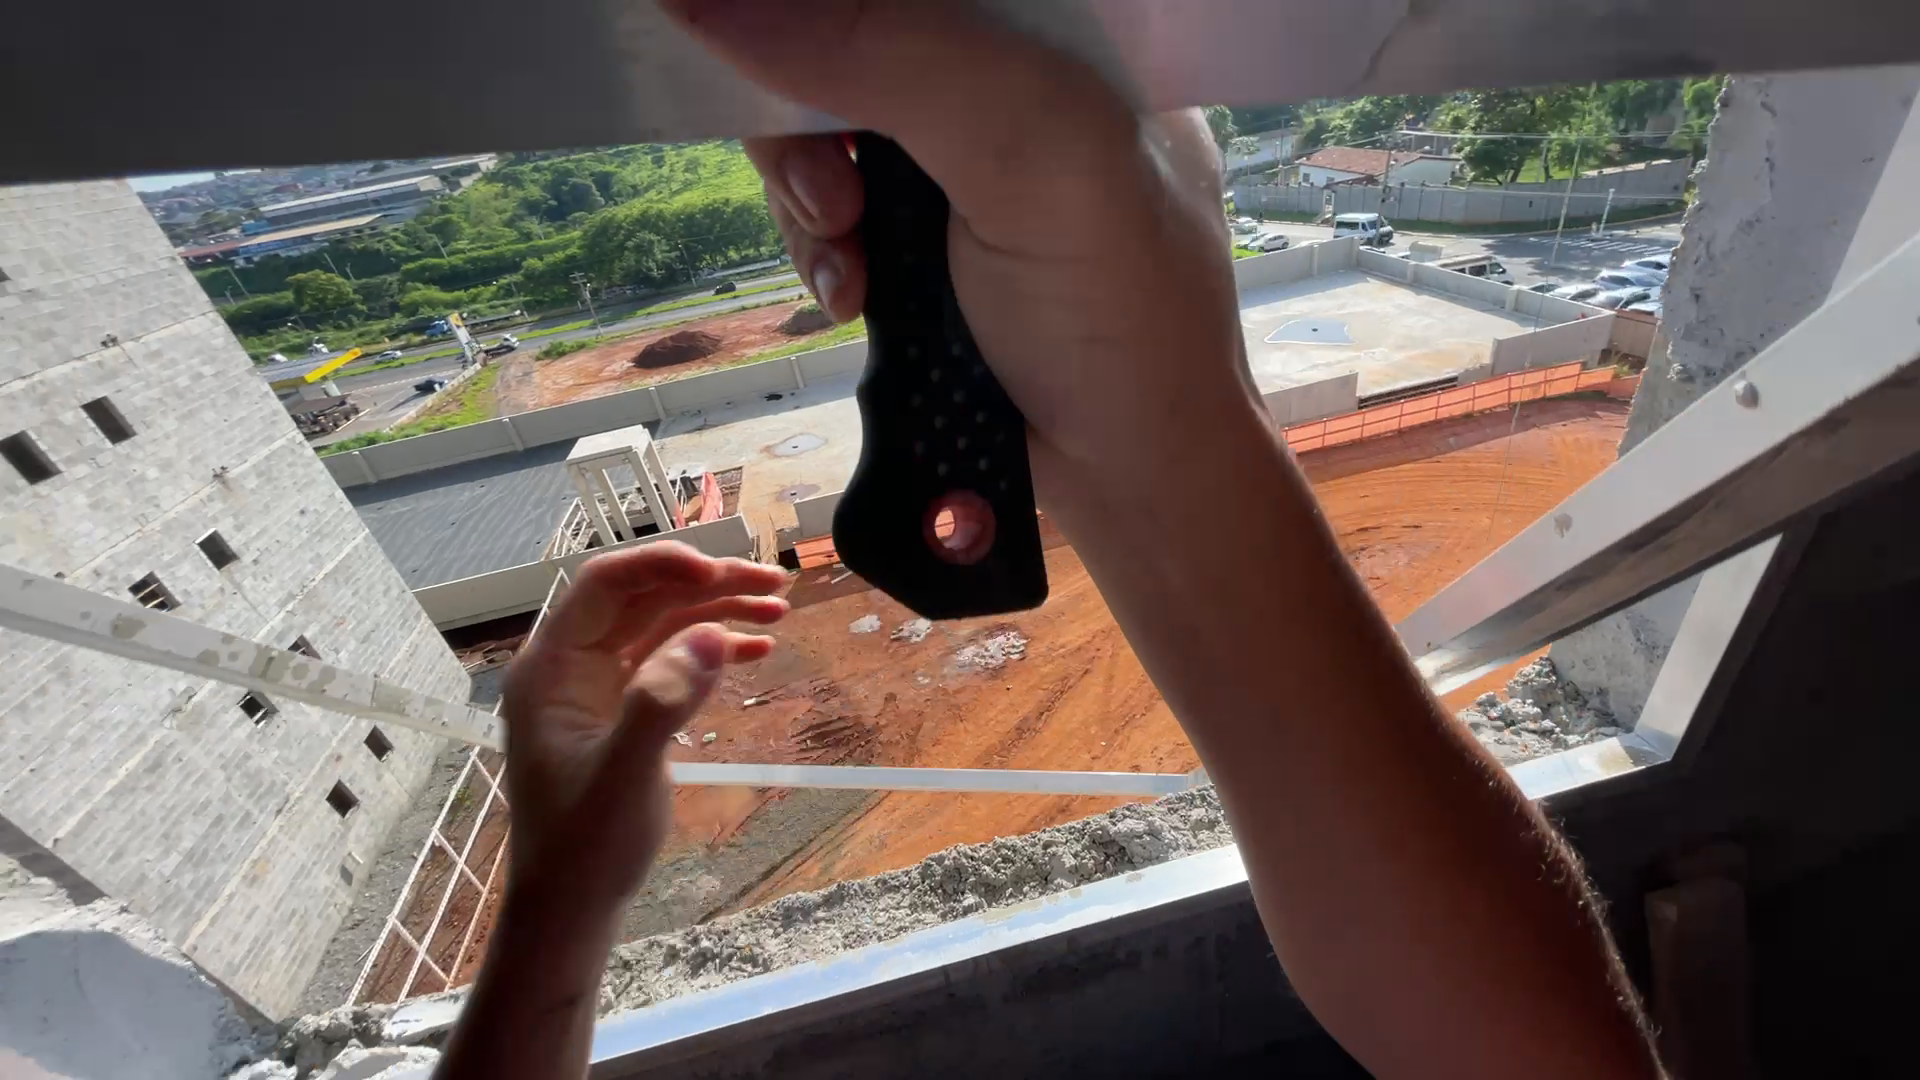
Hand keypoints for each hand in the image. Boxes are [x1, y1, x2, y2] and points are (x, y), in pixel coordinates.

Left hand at [499, 543, 787, 916]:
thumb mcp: (623, 778)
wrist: (576, 904)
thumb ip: (662, 704)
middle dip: (710, 584)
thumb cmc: (585, 847)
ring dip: (722, 610)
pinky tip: (760, 648)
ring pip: (669, 622)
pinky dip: (719, 648)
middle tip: (774, 584)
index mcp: (553, 667)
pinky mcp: (632, 703)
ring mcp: (605, 683)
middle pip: (647, 597)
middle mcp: (577, 663)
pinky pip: (678, 657)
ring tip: (780, 608)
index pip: (604, 585)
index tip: (721, 570)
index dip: (662, 565)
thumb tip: (714, 635)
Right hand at [664, 0, 1263, 513]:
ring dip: (808, 210)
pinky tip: (849, 301)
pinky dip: (823, 258)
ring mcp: (959, 182)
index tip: (795, 69)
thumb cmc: (1113, 317)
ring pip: (829, 145)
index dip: (838, 20)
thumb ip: (886, 53)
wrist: (1123, 471)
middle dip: (811, 131)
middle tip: (838, 207)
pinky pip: (836, 222)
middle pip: (851, 57)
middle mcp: (1004, 95)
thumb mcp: (1027, 154)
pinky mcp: (925, 254)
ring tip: (852, 281)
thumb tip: (703, 1)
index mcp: (1059, 34)